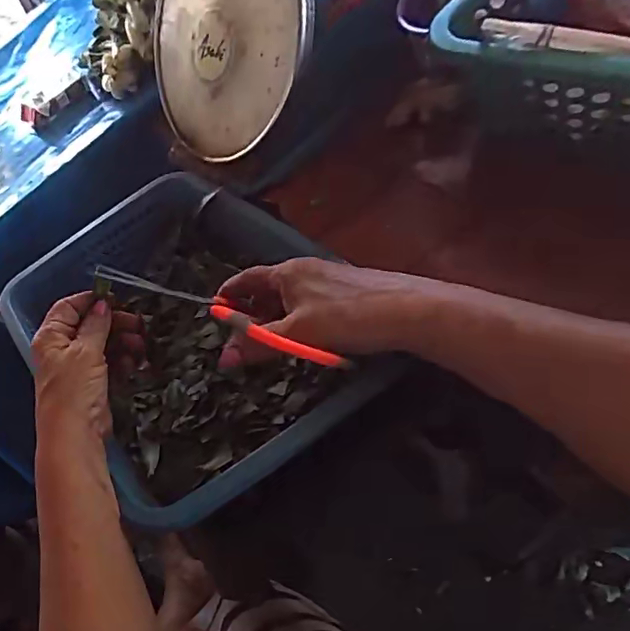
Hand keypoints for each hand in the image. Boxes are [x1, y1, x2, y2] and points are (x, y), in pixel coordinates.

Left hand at [30, 292, 141, 437]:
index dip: (91, 301)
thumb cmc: (73, 389)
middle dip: (114, 324)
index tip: (115, 300)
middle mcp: (60, 350)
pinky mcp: (91, 384)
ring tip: (139, 345)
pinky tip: (134, 362)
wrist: (75, 434)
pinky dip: (121, 361)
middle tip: (137, 324)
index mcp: (50, 337)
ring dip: (122, 342)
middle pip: (88, 326)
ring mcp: (76, 368)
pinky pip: (108, 364)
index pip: (67, 307)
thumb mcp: (85, 351)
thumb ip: (95, 325)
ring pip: (102, 345)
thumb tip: (101, 305)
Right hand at [216, 258, 445, 367]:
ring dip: (276, 321)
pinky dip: (299, 322)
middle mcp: (305, 271)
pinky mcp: (349, 293)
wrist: (414, 312)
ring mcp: (329, 281)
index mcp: (286, 273)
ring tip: (273, 345)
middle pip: (266, 292)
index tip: (215, 314)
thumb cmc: (348, 317)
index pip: (244, 280)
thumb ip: (257, 344)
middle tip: (242, 340)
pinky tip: (309, 341)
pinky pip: (311, 306)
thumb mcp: (296, 333)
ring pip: (290, 301)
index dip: (227, 297)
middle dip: (251, 315)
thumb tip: (223, 359)